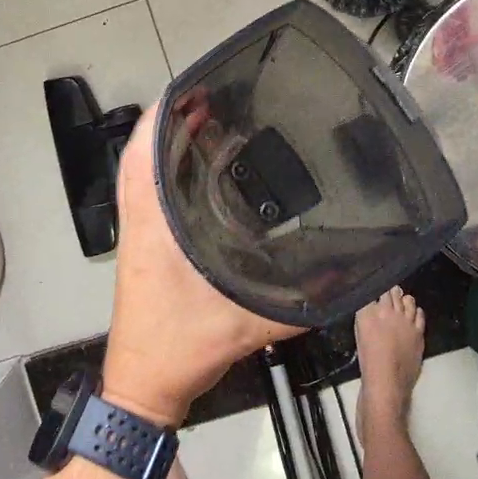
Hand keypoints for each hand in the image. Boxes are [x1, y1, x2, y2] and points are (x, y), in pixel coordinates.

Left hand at [102, 101, 303, 426]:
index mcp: (151, 226)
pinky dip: (164, 172)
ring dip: (166, 146)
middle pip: (141, 156)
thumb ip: (297, 304)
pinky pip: (146, 195)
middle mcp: (138, 222)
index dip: (160, 117)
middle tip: (207, 100)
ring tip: (203, 124)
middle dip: (170, 122)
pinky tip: (195, 172)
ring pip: (142, 175)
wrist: (143, 389)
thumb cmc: (179, 350)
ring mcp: (136, 235)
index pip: (142, 155)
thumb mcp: (244, 324)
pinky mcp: (142, 249)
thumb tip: (341, 278)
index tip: (188, 89)